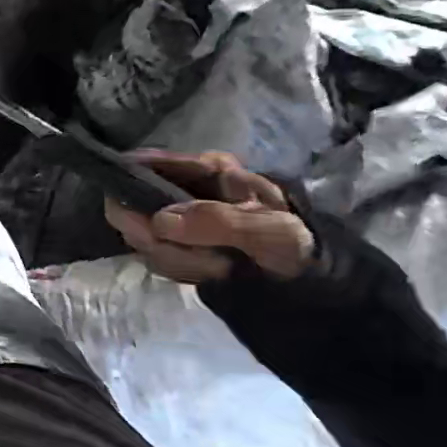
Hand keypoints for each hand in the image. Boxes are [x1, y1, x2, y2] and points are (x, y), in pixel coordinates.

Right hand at [104, 151, 313, 282]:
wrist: (315, 282)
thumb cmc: (296, 245)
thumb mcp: (269, 231)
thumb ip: (216, 221)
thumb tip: (159, 220)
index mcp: (206, 169)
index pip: (143, 164)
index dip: (131, 191)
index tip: (145, 227)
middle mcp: (184, 187)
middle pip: (134, 204)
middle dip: (158, 239)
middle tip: (200, 260)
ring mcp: (178, 216)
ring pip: (143, 235)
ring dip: (173, 258)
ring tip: (217, 268)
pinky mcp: (178, 243)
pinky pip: (156, 255)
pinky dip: (178, 269)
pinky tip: (209, 274)